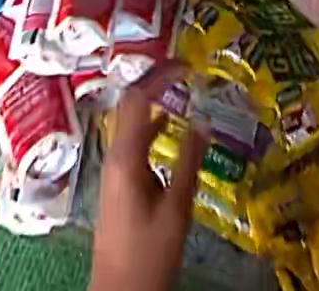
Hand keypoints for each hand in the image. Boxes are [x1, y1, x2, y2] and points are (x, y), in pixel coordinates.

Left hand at [90, 64, 207, 290]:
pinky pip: (134, 139)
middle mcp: (115, 157)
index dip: (160, 75)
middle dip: (155, 80)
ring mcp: (115, 170)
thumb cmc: (149, 254)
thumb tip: (204, 118)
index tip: (187, 64)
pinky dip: (152, 123)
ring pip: (131, 120)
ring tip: (181, 85)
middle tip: (185, 67)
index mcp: (126, 158)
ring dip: (153, 99)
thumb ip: (189, 160)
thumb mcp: (177, 207)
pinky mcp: (120, 182)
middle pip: (130, 104)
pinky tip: (170, 123)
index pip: (137, 99)